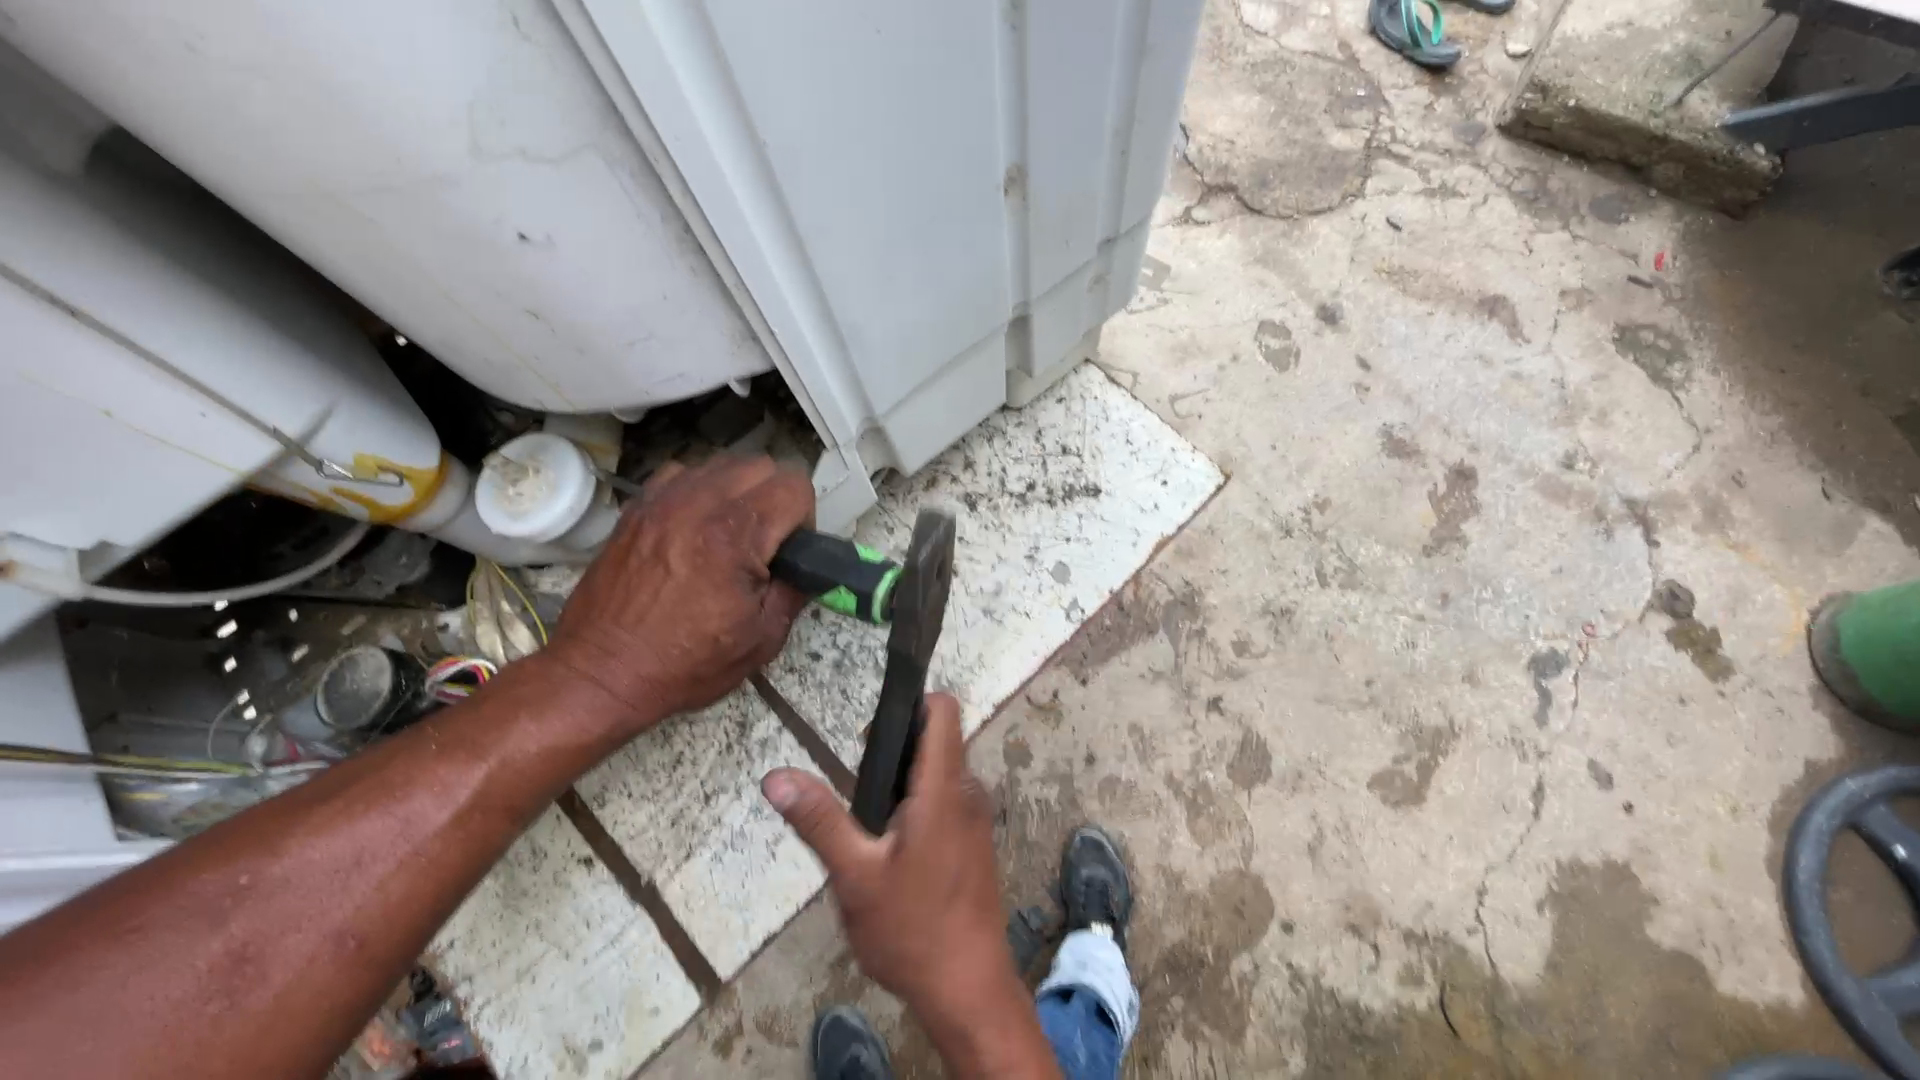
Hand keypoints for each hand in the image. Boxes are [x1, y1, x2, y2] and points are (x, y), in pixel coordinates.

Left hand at [547, 455, 812, 730]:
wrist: (602, 672)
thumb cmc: (684, 664)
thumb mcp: (761, 640)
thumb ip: (796, 592)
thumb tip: (811, 569)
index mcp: (735, 533)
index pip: (794, 486)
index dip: (803, 520)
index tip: (789, 552)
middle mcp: (699, 503)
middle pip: (761, 465)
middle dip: (775, 499)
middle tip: (765, 545)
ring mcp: (662, 500)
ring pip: (721, 464)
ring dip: (737, 491)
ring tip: (729, 536)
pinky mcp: (637, 508)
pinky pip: (681, 475)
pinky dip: (698, 492)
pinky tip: (694, 529)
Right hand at [761, 694, 1015, 1023]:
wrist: (970, 990)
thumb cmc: (912, 928)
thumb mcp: (855, 876)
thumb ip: (819, 820)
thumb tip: (776, 776)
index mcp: (944, 790)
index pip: (943, 712)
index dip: (911, 702)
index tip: (870, 729)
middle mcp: (968, 795)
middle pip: (935, 742)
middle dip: (892, 752)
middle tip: (854, 794)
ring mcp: (976, 822)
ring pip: (938, 775)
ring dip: (901, 784)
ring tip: (865, 827)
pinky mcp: (974, 845)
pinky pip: (946, 803)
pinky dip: (917, 807)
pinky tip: (889, 850)